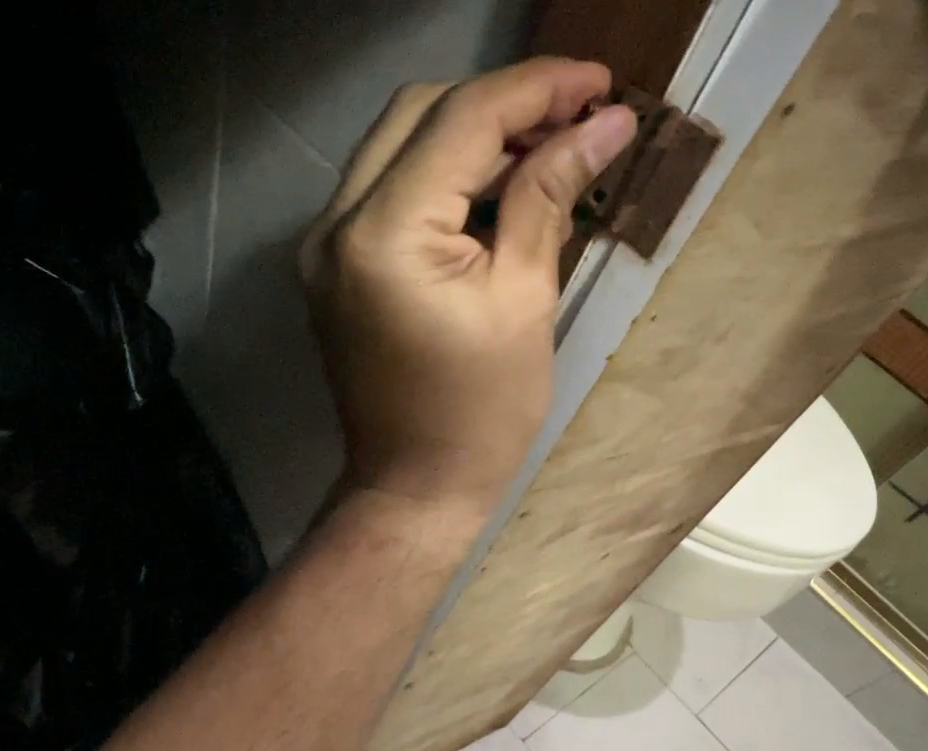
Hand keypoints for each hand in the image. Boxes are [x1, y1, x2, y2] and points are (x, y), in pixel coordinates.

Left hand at [300, 58, 637, 516]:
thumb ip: (548, 197)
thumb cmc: (479, 415)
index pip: (462, 120)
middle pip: (419, 113)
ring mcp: (324, 246)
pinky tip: (494, 190)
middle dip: (502, 104)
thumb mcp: (523, 301)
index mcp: (384, 235)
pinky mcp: (332, 266)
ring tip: (545, 152)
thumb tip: (603, 124)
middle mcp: (336, 226)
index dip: (538, 90)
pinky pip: (386, 190)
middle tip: (575, 119)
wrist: (413, 487)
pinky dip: (439, 176)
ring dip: (470, 135)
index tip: (602, 85)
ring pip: (397, 145)